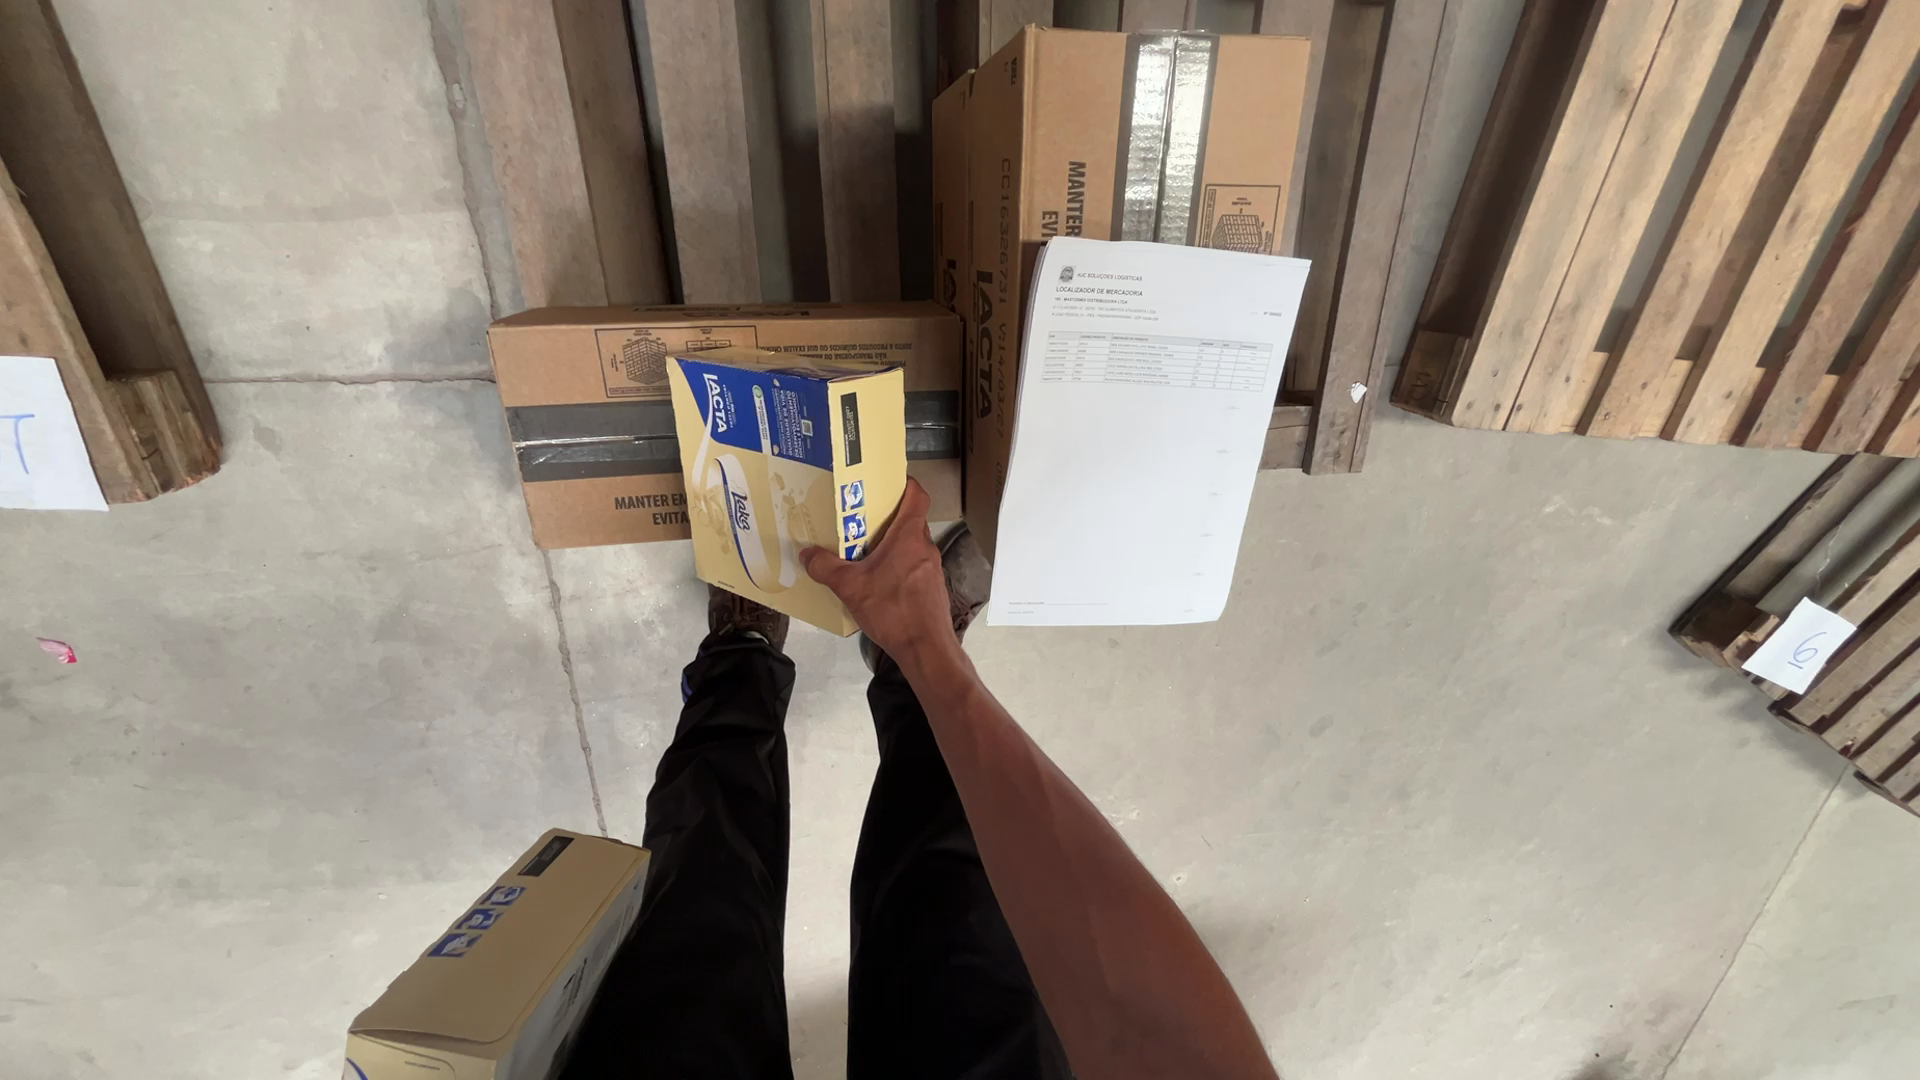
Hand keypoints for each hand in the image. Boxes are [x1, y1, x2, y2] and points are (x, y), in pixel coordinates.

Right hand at [801, 479, 956, 663]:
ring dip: (892, 545)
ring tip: (865, 551)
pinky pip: (914, 567)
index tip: (887, 482)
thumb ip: (825, 567)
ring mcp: (932, 569)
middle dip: (888, 517)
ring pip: (912, 546)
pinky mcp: (933, 589)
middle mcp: (925, 548)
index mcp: (909, 537)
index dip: (905, 484)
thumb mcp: (850, 587)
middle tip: (861, 519)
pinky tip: (879, 582)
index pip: (917, 496)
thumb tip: (806, 553)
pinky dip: (898, 566)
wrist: (926, 648)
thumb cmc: (892, 610)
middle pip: (911, 521)